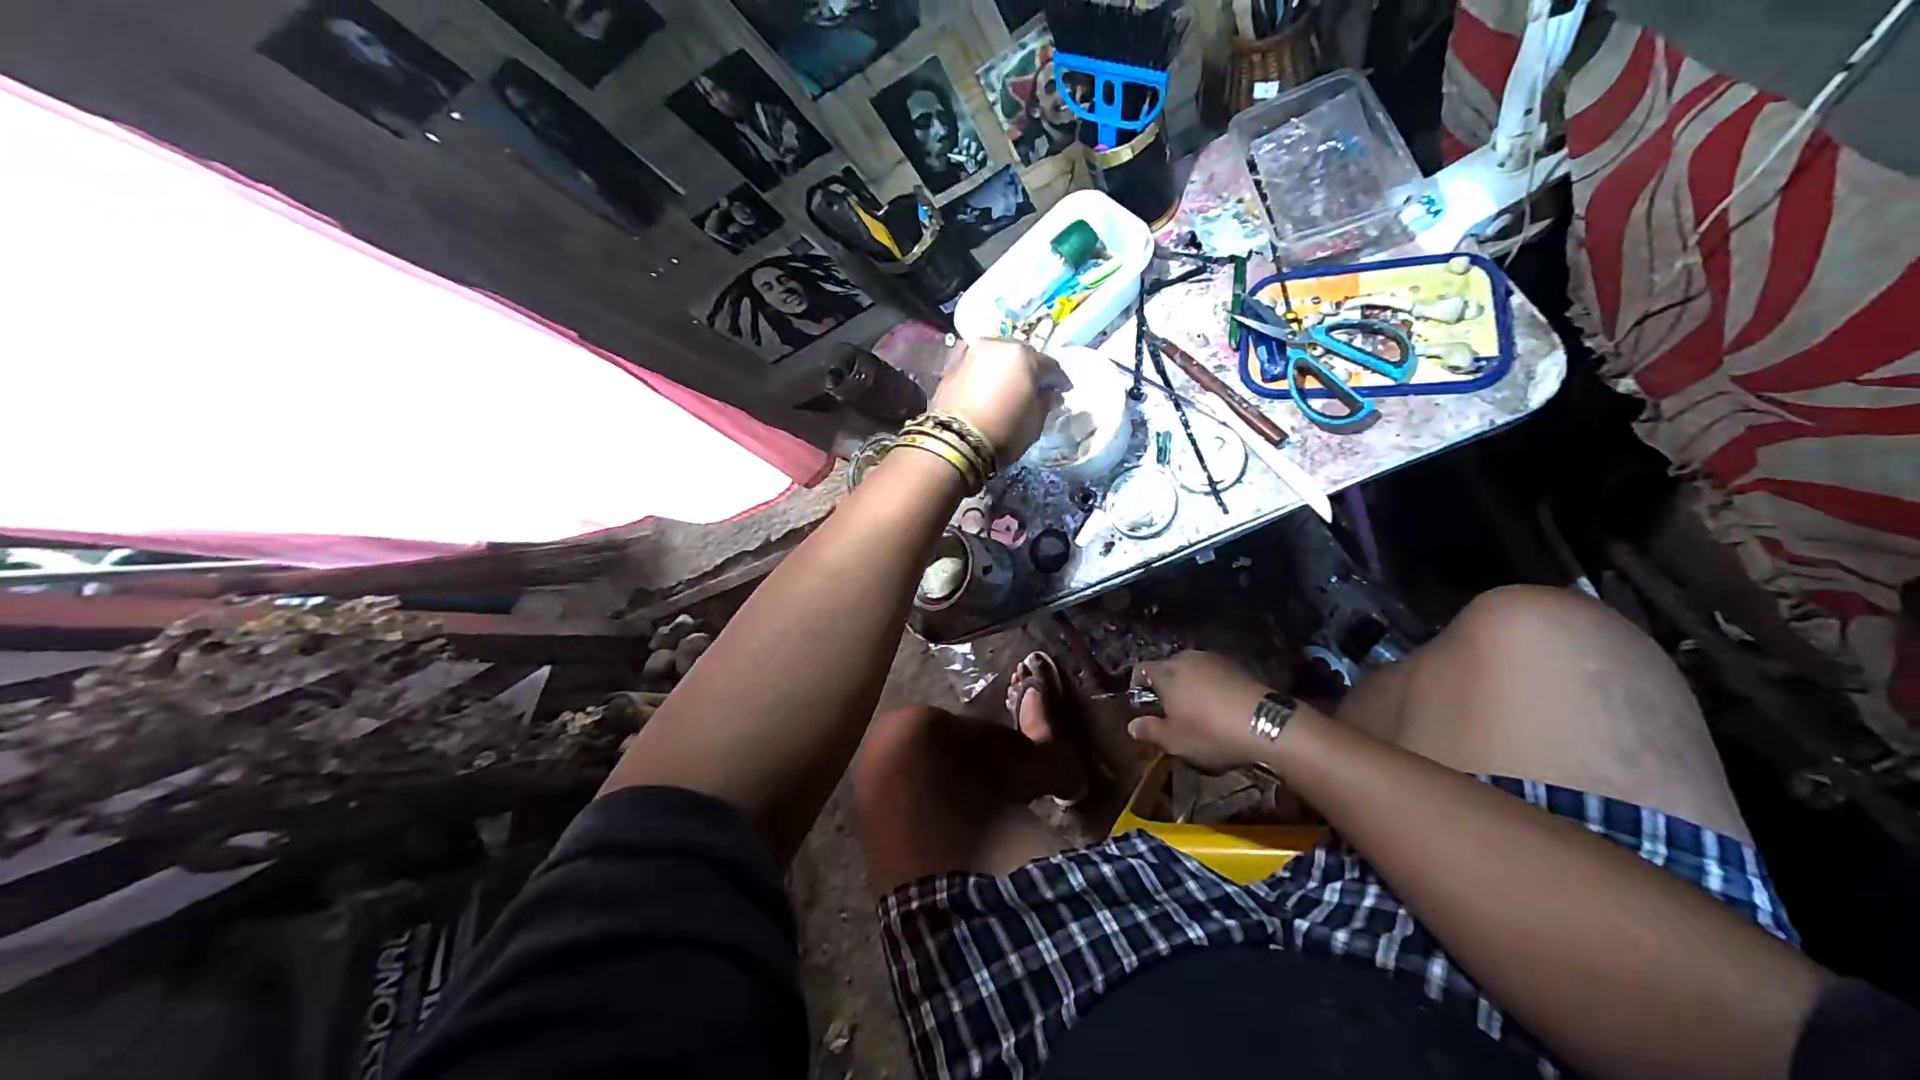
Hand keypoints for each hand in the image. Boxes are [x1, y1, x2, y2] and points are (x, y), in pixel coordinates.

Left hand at [931, 339, 1070, 466]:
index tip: (1063, 391)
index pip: (1050, 366)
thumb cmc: (1004, 432)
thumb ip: (1045, 403)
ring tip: (1008, 386)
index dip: (1059, 380)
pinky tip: (986, 385)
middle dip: (1030, 370)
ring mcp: (971, 352)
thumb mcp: (1035, 423)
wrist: (955, 441)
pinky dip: (983, 372)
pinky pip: (976, 365)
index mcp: (1024, 356)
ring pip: (996, 356)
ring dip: (1004, 369)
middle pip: (1021, 355)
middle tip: (1034, 387)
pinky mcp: (951, 365)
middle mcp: (998, 345)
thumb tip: (1050, 394)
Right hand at [1128, 652, 1273, 770]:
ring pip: (1194, 670)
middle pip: (1168, 667)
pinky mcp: (1239, 667)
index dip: (1138, 686)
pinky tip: (1222, 708)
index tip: (1144, 706)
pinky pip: (1216, 675)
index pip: (1141, 669)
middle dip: (1166, 686)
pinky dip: (1214, 687)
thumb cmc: (1210, 732)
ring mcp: (1215, 659)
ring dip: (1192, 686)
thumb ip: (1150, 731)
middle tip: (1172, 711)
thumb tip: (1132, 725)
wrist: (1266, 724)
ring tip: (1200, 710)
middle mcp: (1188, 658)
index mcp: (1166, 672)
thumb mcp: (1174, 741)